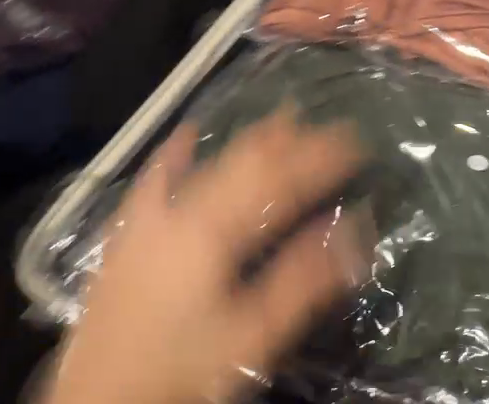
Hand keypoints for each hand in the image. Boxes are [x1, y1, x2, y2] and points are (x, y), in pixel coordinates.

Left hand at [46, 111, 371, 403]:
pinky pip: (152, 183)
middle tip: (335, 126)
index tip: (361, 143)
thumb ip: (305, 280)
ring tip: (285, 116)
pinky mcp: (126, 239)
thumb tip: (358, 226)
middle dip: (297, 141)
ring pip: (209, 165)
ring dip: (252, 139)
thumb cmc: (181, 371)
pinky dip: (173, 155)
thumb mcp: (252, 335)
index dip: (324, 158)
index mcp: (216, 231)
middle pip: (248, 163)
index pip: (283, 180)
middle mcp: (183, 212)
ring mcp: (150, 222)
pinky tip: (186, 132)